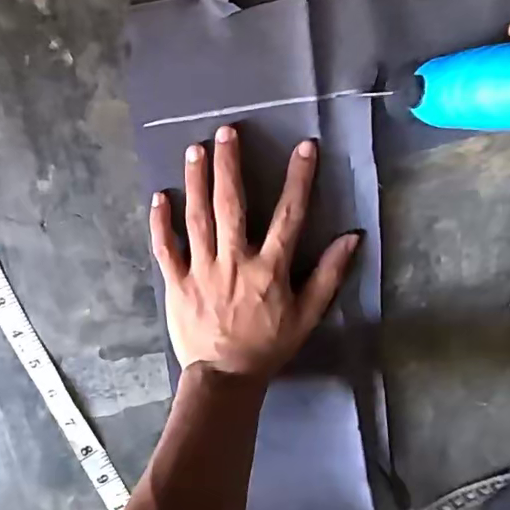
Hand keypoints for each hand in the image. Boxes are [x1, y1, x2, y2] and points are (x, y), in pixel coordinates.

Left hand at [148, 126, 359, 378]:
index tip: (304, 147)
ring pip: (197, 218)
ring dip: (195, 182)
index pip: (289, 215)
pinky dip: (160, 223)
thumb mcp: (308, 315)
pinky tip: (158, 196)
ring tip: (195, 149)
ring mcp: (201, 271)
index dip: (298, 179)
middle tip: (226, 131)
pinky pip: (165, 249)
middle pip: (232, 205)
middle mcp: (235, 262)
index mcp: (270, 269)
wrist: (225, 377)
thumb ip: (329, 275)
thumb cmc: (269, 345)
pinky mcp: (176, 283)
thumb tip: (352, 237)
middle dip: (229, 166)